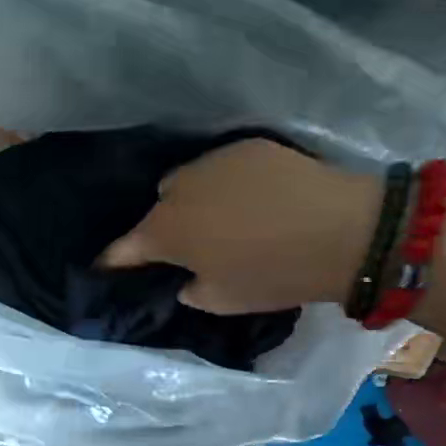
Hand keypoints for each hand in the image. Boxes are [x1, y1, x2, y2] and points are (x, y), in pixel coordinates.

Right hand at [96, 139, 382, 314]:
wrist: (340, 231)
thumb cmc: (273, 274)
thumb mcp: (222, 300)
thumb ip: (189, 289)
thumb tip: (185, 277)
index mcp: (166, 232)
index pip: (123, 249)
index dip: (113, 261)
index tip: (105, 268)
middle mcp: (178, 189)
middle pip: (155, 209)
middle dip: (163, 228)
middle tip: (187, 247)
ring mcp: (211, 162)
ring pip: (186, 182)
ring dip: (192, 201)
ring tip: (220, 217)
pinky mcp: (246, 146)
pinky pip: (220, 168)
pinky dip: (225, 184)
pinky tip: (251, 198)